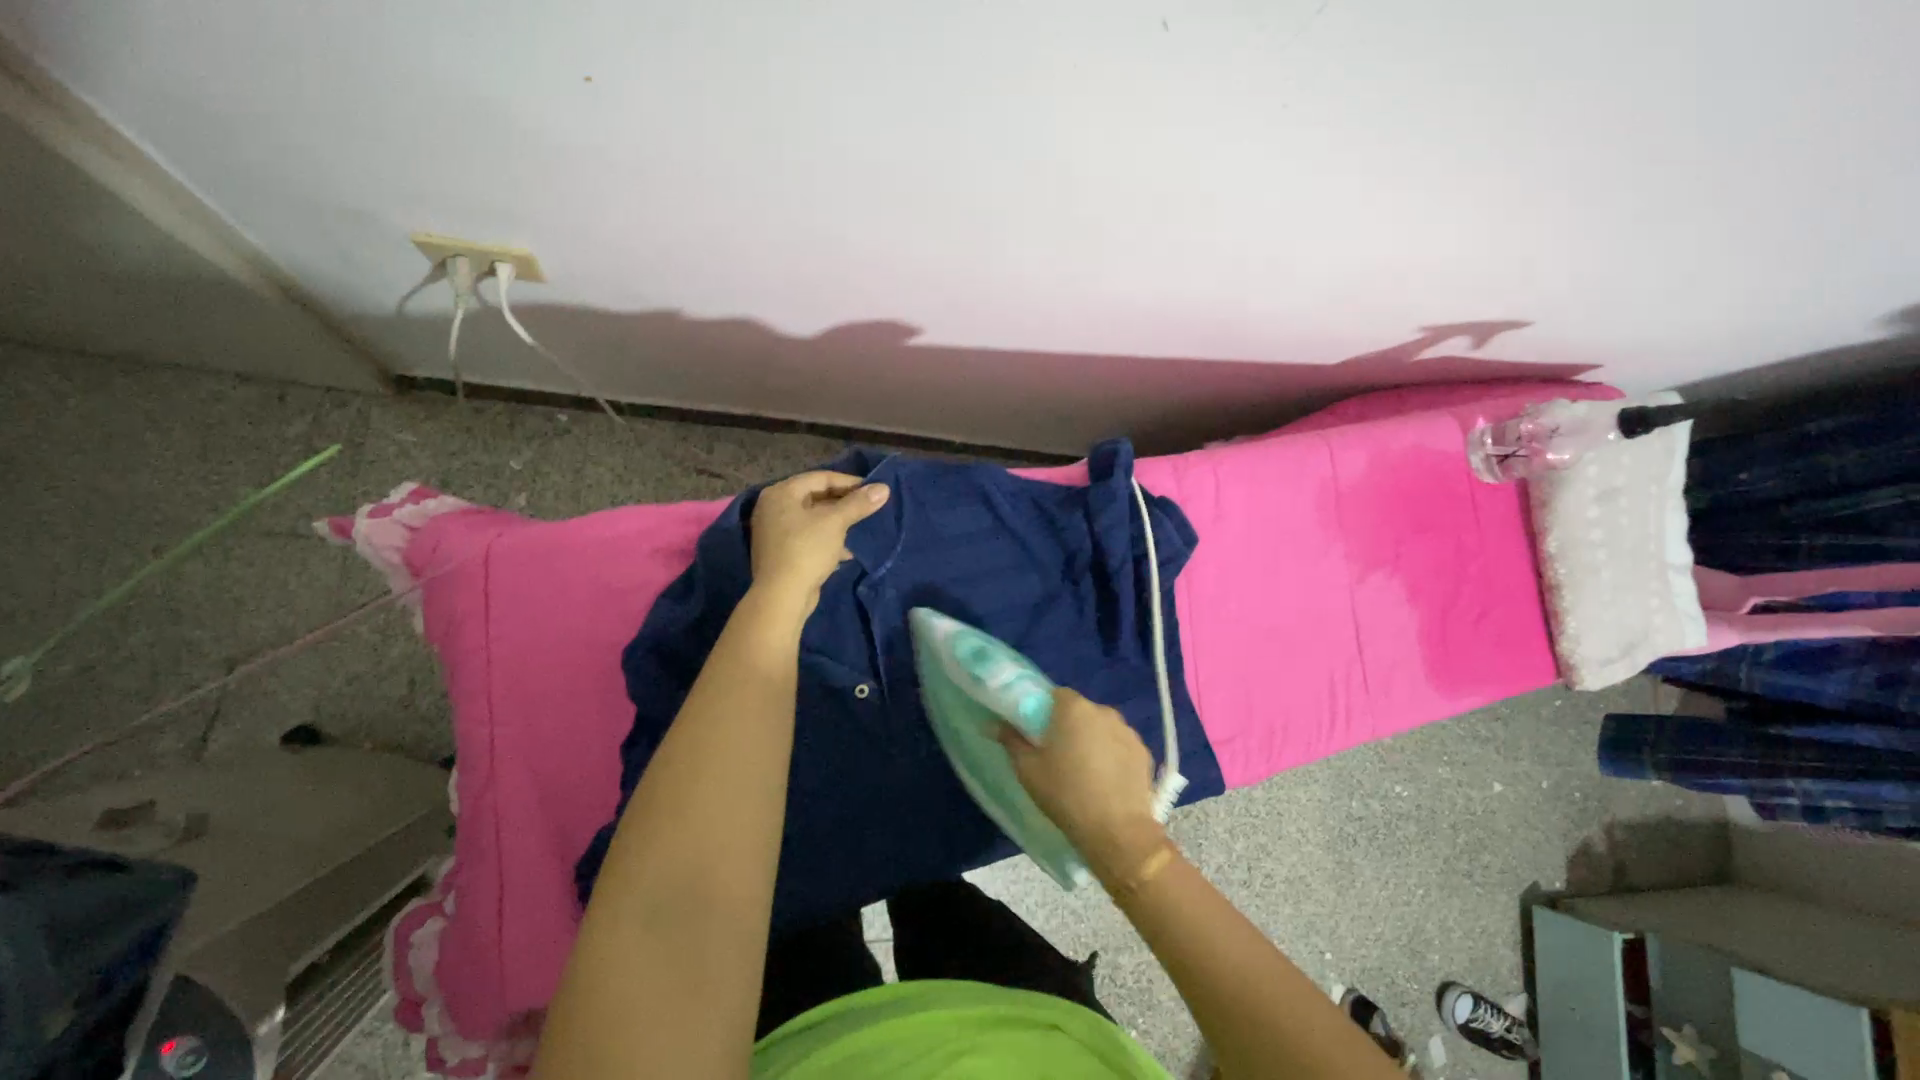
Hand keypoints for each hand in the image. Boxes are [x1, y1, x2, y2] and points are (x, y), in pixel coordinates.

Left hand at [748, 471, 889, 603]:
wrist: (781, 596)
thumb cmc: (806, 550)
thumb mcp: (835, 523)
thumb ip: (858, 503)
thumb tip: (884, 488)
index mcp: (781, 493)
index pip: (820, 478)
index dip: (848, 482)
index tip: (872, 490)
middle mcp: (772, 507)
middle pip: (815, 497)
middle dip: (843, 504)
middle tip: (868, 507)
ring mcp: (774, 531)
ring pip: (812, 519)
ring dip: (837, 523)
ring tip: (860, 528)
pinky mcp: (780, 552)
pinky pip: (807, 537)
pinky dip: (826, 540)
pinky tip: (845, 552)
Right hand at [999, 687, 1166, 882]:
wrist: (1116, 831)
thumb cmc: (1065, 794)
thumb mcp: (1028, 770)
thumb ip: (1012, 741)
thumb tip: (996, 724)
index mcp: (1074, 709)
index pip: (1056, 695)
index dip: (1045, 711)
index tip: (1039, 734)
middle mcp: (1104, 712)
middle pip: (1081, 711)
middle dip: (1070, 726)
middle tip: (1058, 755)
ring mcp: (1128, 732)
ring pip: (1102, 728)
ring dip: (1093, 740)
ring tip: (1085, 772)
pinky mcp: (1144, 752)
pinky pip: (1120, 746)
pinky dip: (1112, 756)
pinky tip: (1106, 781)